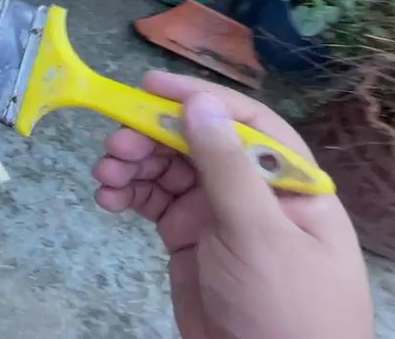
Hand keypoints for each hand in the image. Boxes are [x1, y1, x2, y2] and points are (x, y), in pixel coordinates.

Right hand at [91, 71, 372, 338]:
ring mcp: (218, 216)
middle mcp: (253, 194)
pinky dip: (125, 193)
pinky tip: (108, 200)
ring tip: (104, 178)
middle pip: (193, 143)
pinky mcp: (187, 236)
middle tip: (114, 148)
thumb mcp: (258, 235)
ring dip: (130, 166)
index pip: (247, 124)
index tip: (149, 86)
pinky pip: (150, 198)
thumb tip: (201, 101)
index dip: (200, 98)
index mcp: (289, 188)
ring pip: (165, 168)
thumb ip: (226, 166)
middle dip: (149, 139)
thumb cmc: (284, 309)